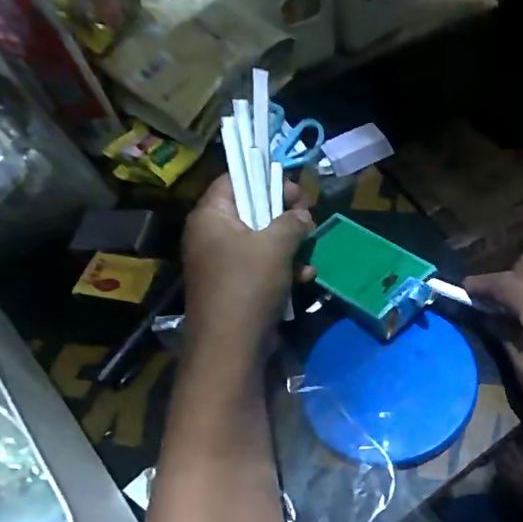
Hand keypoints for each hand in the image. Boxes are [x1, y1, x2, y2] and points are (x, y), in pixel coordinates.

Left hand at [182, 174, 313, 356]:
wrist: (232, 344)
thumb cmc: (249, 283)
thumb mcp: (275, 245)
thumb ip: (291, 222)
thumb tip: (302, 215)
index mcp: (211, 216)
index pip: (233, 180)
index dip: (264, 178)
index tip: (295, 189)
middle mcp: (211, 236)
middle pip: (250, 210)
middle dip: (282, 213)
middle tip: (308, 216)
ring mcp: (223, 263)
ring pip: (260, 240)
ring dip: (289, 243)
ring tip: (311, 246)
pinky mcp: (237, 287)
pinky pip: (262, 267)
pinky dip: (284, 268)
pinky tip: (307, 276)